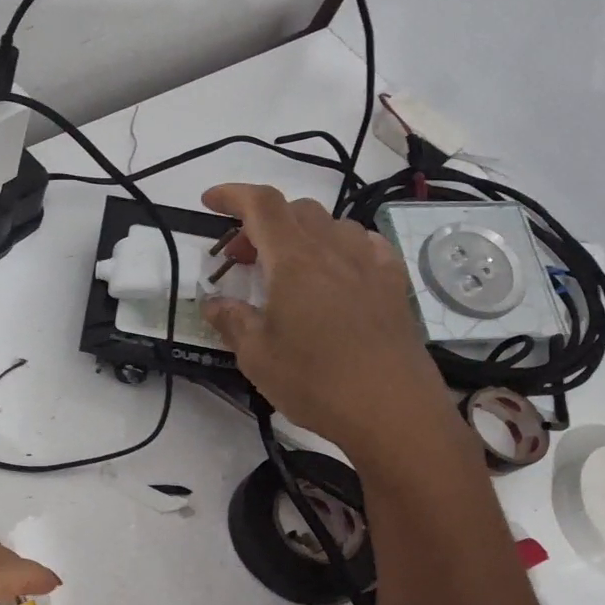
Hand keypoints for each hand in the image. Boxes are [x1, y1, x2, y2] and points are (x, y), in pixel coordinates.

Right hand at [200, 183, 450, 458]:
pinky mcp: (394, 285)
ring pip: (331, 225)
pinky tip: (334, 273)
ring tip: (285, 268)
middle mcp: (334, 251)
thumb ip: (231, 320)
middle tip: (240, 258)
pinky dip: (338, 247)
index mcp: (294, 262)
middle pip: (296, 211)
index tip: (209, 201)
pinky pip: (364, 245)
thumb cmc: (315, 382)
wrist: (393, 410)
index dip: (233, 194)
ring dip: (300, 234)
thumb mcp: (256, 356)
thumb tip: (214, 302)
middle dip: (261, 223)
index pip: (262, 205)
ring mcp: (370, 265)